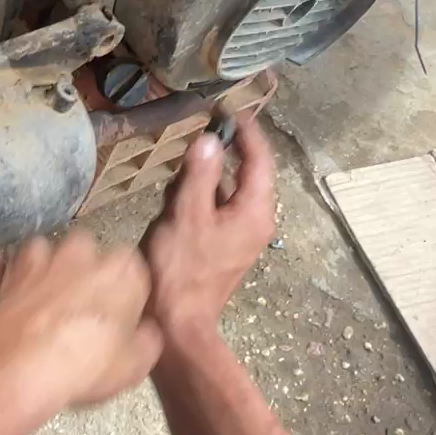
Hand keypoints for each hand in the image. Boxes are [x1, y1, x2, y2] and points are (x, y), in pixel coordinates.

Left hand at [0, 231, 162, 428]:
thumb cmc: (81, 367)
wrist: (10, 369)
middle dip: (83, 274)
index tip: (116, 317)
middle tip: (75, 312)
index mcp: (121, 267)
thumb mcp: (135, 366)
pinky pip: (9, 268)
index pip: (132, 270)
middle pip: (87, 254)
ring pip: (45, 257)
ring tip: (37, 311)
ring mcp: (33, 252)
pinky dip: (9, 282)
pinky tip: (7, 308)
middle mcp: (78, 248)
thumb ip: (147, 336)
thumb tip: (143, 329)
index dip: (124, 294)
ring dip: (44, 275)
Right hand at [143, 115, 276, 339]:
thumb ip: (198, 175)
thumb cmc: (181, 269)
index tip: (229, 109)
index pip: (260, 160)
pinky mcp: (220, 249)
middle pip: (246, 175)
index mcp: (254, 212)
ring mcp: (238, 238)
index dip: (247, 132)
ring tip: (185, 157)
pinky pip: (216, 210)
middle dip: (226, 150)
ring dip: (209, 174)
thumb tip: (208, 140)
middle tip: (204, 126)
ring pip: (228, 193)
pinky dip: (201, 196)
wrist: (176, 325)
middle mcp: (253, 223)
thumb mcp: (186, 215)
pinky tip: (175, 194)